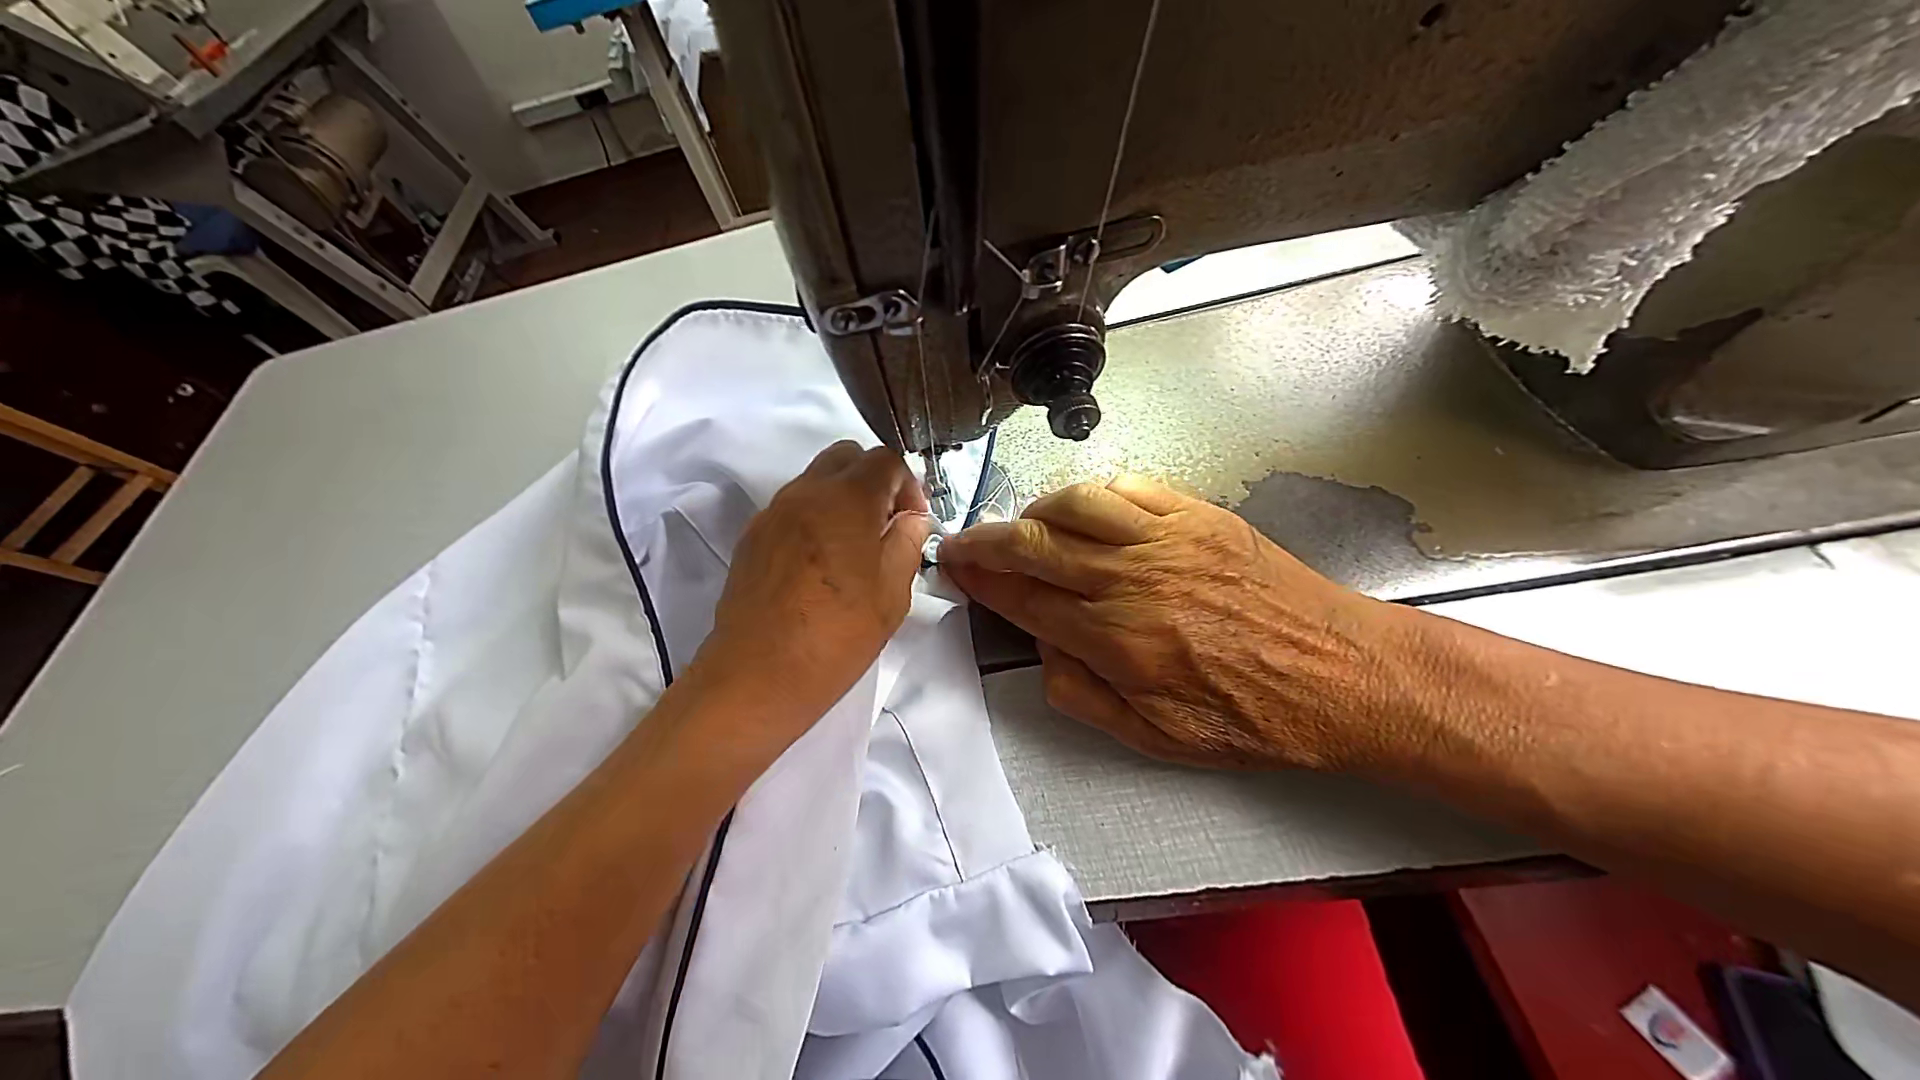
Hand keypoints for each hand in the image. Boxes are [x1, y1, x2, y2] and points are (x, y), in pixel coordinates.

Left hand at [692, 442, 931, 732]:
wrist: (757, 675)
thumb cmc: (837, 635)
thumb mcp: (893, 593)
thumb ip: (908, 543)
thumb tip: (910, 520)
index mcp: (847, 499)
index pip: (885, 459)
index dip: (908, 484)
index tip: (913, 523)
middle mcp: (806, 492)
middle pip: (847, 457)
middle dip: (874, 481)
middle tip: (887, 526)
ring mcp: (773, 512)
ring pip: (816, 479)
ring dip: (843, 498)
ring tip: (854, 547)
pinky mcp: (752, 536)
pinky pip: (792, 507)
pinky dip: (815, 517)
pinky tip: (821, 564)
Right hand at [939, 475, 1422, 770]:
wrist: (1342, 676)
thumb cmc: (1252, 716)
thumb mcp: (1155, 739)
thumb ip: (1082, 695)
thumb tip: (1044, 649)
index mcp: (1116, 640)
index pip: (1024, 598)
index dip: (981, 581)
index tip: (956, 570)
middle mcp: (1132, 580)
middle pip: (1034, 545)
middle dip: (985, 541)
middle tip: (963, 543)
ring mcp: (1167, 539)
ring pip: (1074, 505)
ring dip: (1033, 512)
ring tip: (1020, 526)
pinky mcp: (1199, 517)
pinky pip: (1130, 487)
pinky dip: (1092, 492)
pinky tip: (1082, 507)